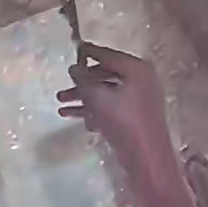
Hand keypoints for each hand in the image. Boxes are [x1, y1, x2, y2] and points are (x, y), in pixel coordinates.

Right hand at [56, 44, 176, 177]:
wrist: (146, 157)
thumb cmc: (124, 121)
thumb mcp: (98, 98)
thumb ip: (83, 81)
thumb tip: (74, 69)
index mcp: (136, 69)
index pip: (108, 55)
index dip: (89, 53)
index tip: (74, 49)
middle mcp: (140, 80)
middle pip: (106, 75)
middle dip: (82, 82)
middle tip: (63, 87)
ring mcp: (138, 99)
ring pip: (105, 92)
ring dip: (83, 97)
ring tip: (61, 104)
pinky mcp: (134, 116)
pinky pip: (110, 106)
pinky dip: (93, 109)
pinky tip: (72, 116)